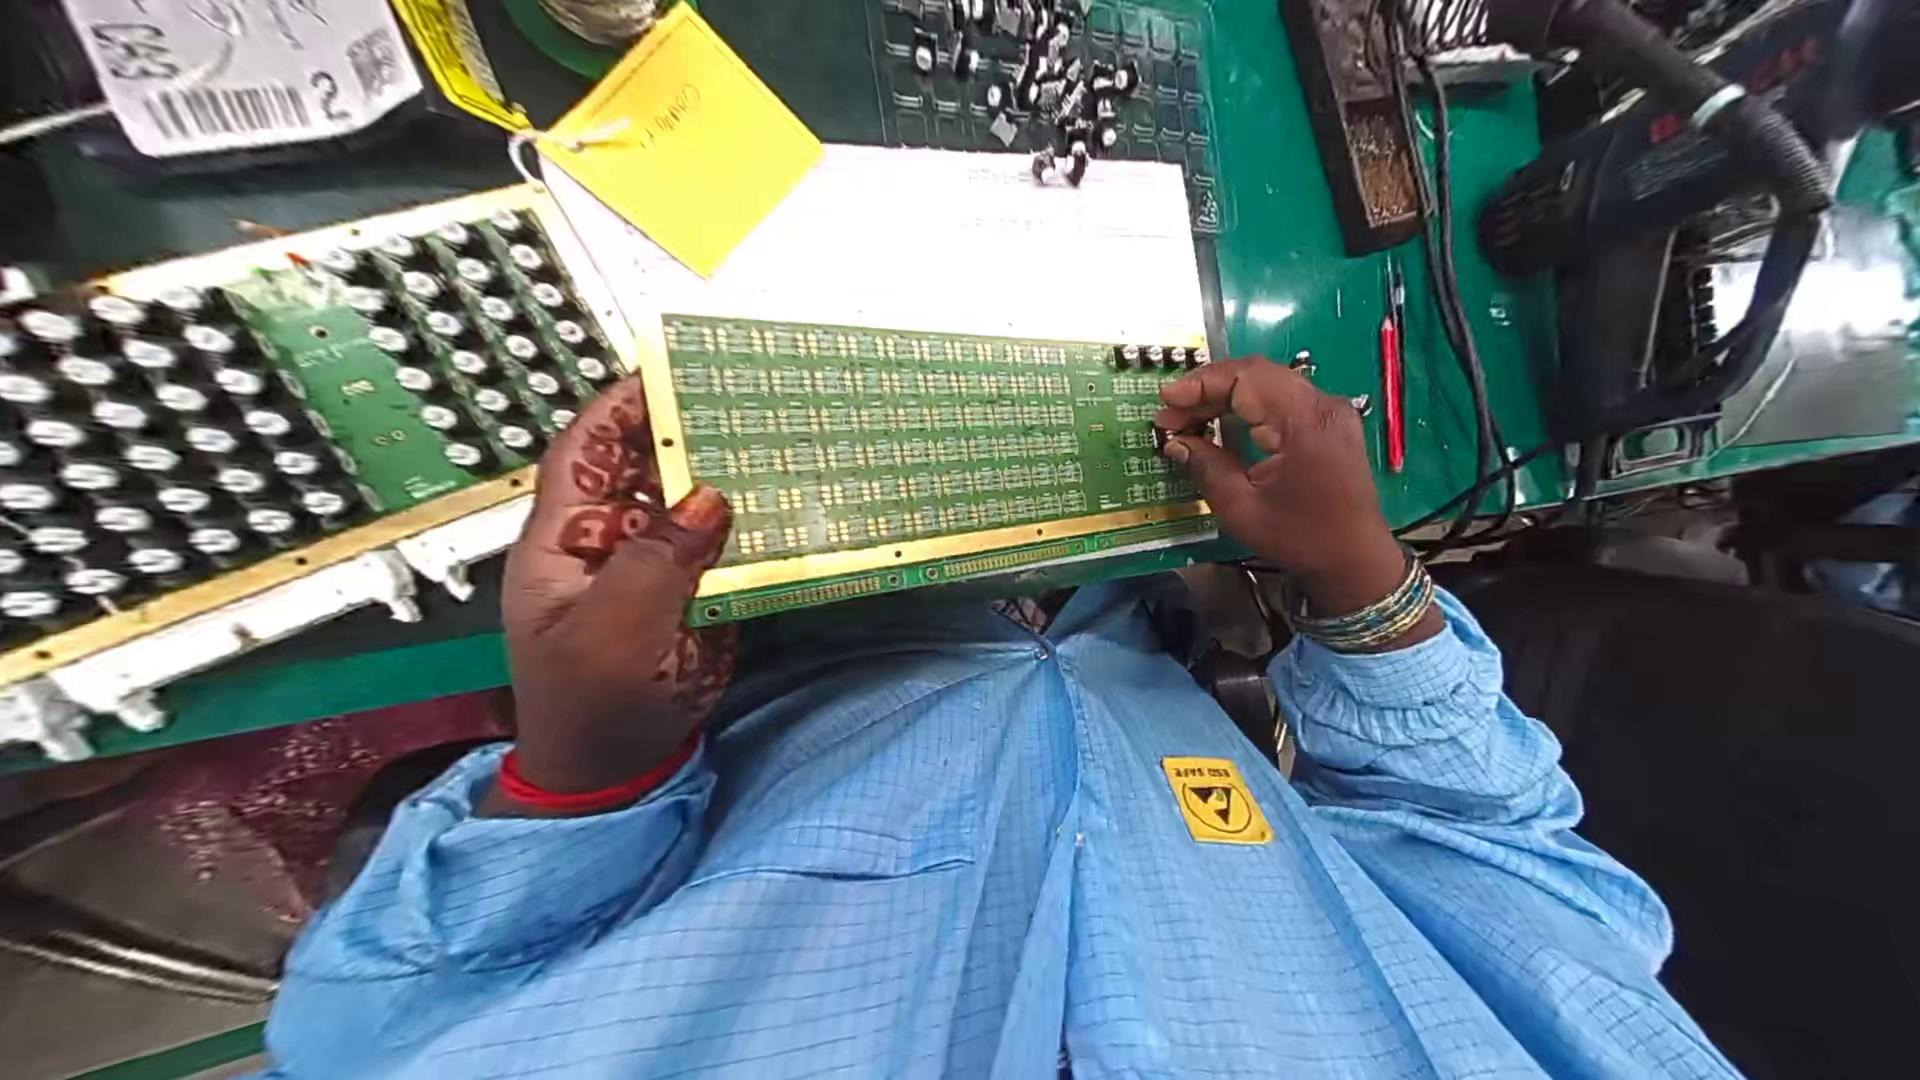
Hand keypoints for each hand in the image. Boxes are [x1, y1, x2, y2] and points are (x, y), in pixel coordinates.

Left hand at [489, 375, 735, 812]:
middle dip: (686, 430)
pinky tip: (782, 502)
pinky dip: (750, 522)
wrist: (618, 764)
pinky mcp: (697, 589)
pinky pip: (724, 543)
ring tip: (771, 438)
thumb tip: (708, 497)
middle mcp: (617, 541)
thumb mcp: (611, 635)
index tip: (664, 370)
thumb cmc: (592, 704)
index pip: (588, 454)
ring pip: (693, 503)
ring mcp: (661, 565)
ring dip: (726, 473)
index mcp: (569, 541)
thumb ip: (653, 564)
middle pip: (649, 468)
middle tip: (738, 397)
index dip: (619, 408)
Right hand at [1153, 357, 1438, 644]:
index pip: (1247, 377)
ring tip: (1186, 420)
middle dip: (1207, 390)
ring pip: (1267, 384)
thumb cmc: (1298, 537)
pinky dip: (1244, 406)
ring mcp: (1328, 412)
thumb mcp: (1240, 508)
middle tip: (1169, 416)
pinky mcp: (1326, 423)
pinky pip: (1279, 400)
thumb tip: (1176, 442)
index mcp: (1304, 423)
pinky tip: (1218, 423)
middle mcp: (1322, 406)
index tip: (1166, 402)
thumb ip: (1206, 467)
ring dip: (1223, 397)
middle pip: (1256, 374)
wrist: (1354, 559)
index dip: (1201, 384)